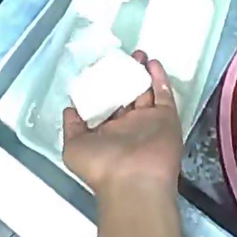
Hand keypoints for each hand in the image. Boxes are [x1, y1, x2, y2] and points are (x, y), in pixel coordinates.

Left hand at [63, 53, 182, 199]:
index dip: (105, 84)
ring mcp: (148, 121)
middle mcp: (128, 124)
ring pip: (146, 91)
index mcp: (108, 131)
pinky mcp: (166, 118)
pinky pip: (164, 94)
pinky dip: (160, 78)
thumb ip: (72, 126)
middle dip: (125, 74)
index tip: (102, 67)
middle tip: (124, 57)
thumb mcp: (73, 147)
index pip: (107, 102)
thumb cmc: (101, 166)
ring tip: (138, 54)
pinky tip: (152, 63)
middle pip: (128, 93)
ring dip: (142, 72)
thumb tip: (69, 108)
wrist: (133, 182)